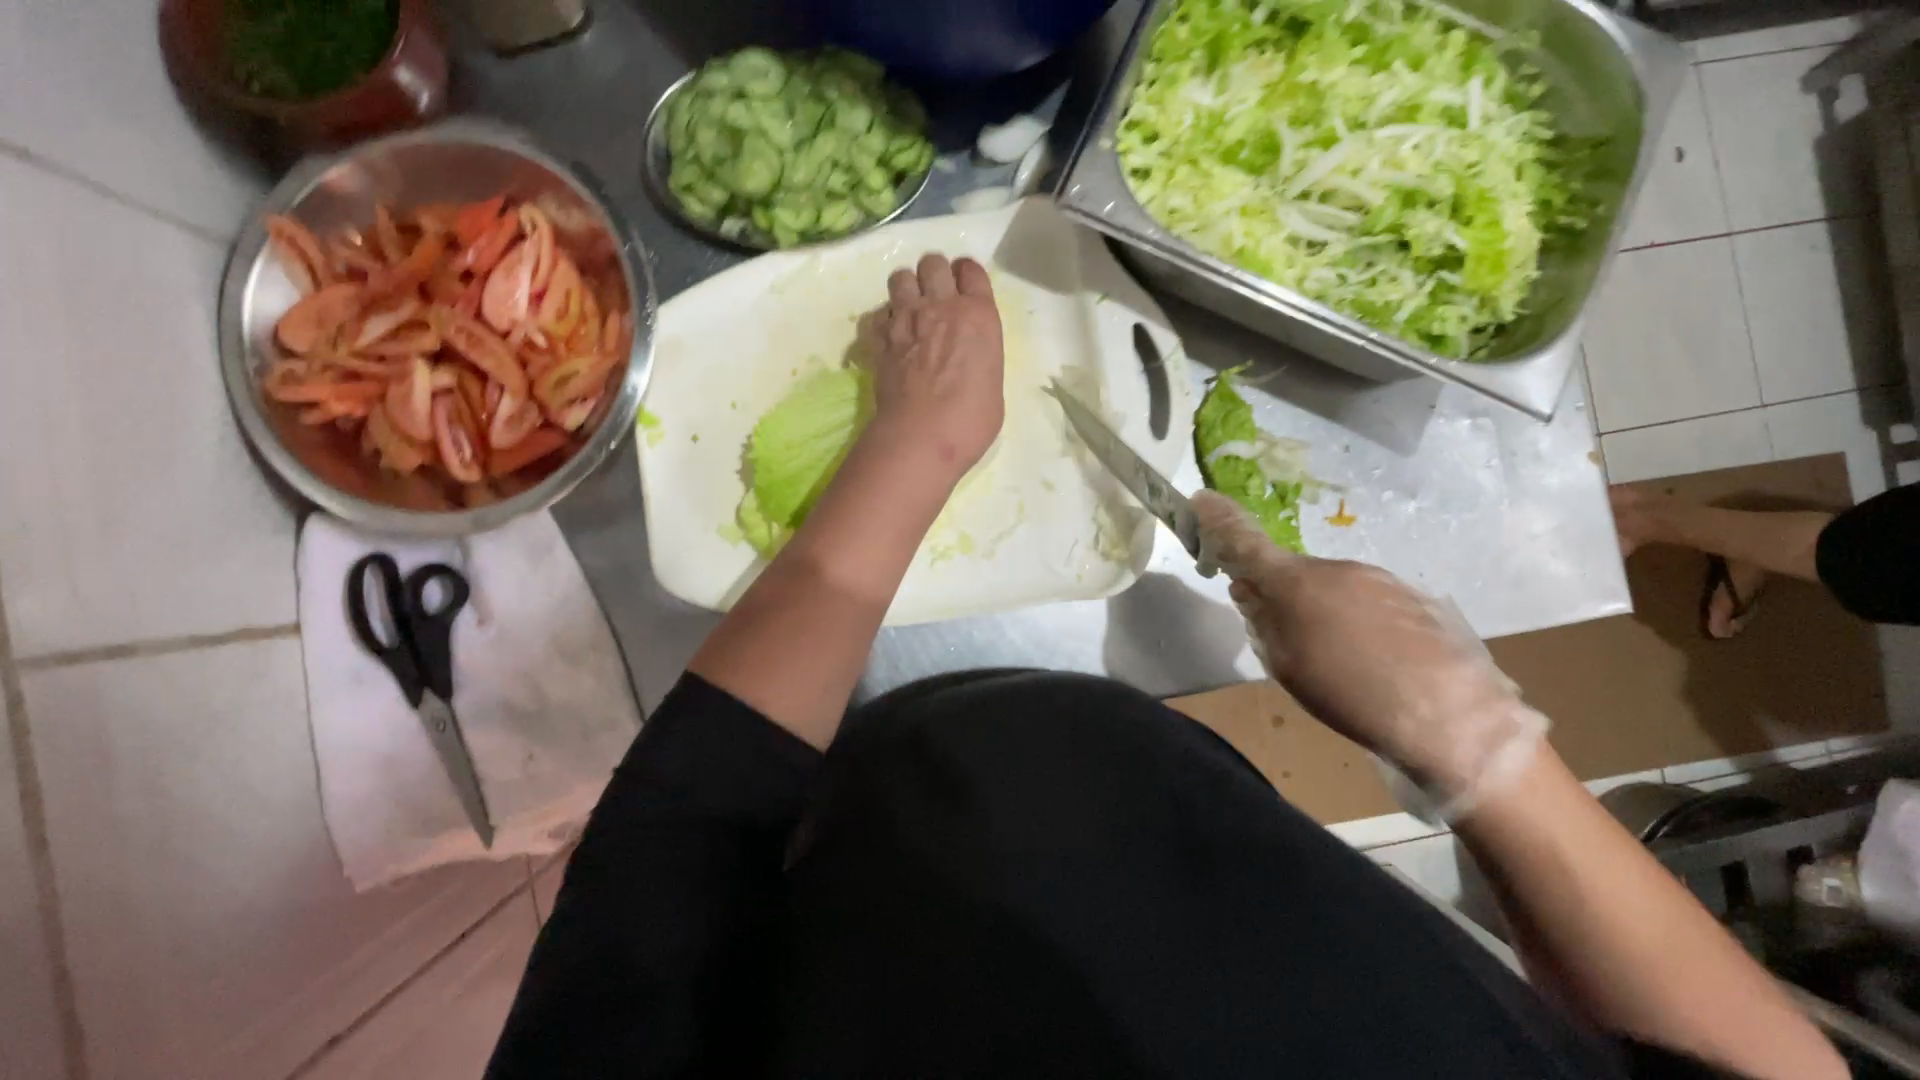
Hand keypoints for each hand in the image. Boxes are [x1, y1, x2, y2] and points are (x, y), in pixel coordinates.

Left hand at [860, 254, 1004, 482]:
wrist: (922, 436)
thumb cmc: (970, 420)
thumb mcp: (993, 385)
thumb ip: (981, 358)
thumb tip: (969, 361)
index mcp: (979, 315)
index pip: (972, 270)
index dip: (967, 276)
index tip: (965, 289)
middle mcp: (942, 306)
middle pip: (933, 263)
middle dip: (934, 274)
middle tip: (936, 296)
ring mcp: (906, 319)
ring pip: (900, 277)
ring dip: (906, 288)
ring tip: (910, 309)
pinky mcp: (880, 338)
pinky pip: (878, 313)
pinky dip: (884, 320)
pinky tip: (890, 336)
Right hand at [1193, 491, 1547, 816]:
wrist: (1453, 715)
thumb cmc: (1351, 695)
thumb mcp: (1289, 668)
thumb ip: (1265, 624)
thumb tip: (1248, 591)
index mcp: (1298, 584)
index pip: (1247, 545)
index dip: (1221, 524)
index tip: (1202, 500)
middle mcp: (1339, 569)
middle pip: (1296, 573)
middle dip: (1285, 595)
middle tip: (1287, 639)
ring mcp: (1383, 580)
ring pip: (1336, 588)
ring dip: (1327, 611)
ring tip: (1341, 661)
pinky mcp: (1418, 598)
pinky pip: (1372, 602)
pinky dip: (1363, 622)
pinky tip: (1377, 661)